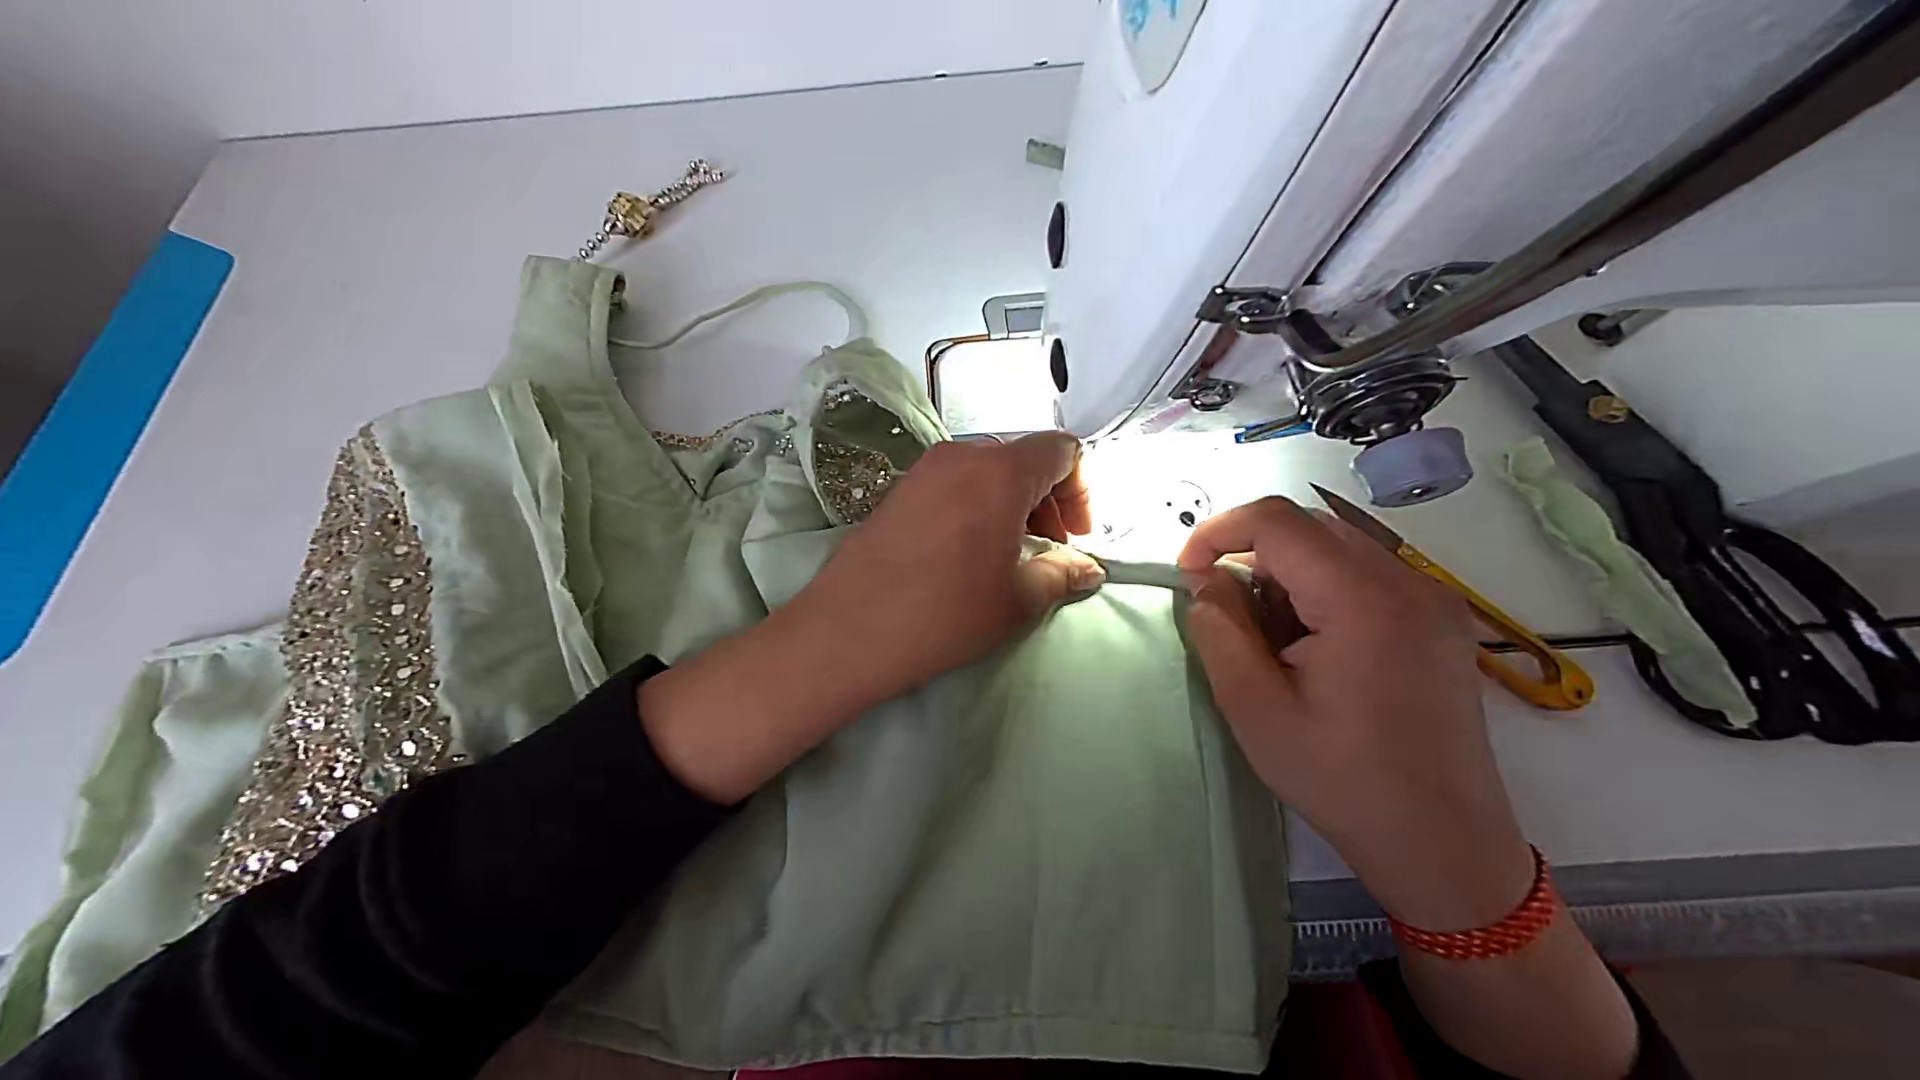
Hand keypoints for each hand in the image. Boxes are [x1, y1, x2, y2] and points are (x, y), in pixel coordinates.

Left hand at [642, 434, 1100, 803]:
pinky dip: (977, 504)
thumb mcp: (1017, 600)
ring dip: (1012, 503)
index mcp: (1000, 472)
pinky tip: (967, 551)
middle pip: (1024, 458)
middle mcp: (961, 455)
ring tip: (1007, 554)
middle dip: (1048, 499)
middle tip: (1047, 549)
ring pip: (988, 469)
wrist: (847, 630)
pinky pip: (954, 481)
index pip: (1061, 451)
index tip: (1074, 537)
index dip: (1079, 491)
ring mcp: (923, 469)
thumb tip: (1089, 569)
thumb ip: (1063, 575)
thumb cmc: (944, 614)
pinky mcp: (898, 488)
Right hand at [1178, 497, 1533, 931]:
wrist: (1441, 840)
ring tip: (1267, 630)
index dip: (1218, 532)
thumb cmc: (1340, 778)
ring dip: (1284, 569)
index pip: (1277, 521)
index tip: (1188, 573)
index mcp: (1363, 600)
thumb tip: (1207, 580)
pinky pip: (1364, 571)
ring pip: (1336, 544)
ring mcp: (1432, 597)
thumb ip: (1219, 629)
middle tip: (1223, 606)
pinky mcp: (1439, 618)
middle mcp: (1408, 582)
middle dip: (1250, 551)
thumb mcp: (1254, 707)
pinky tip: (1310, 639)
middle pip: (1308, 525)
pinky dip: (1319, 585)